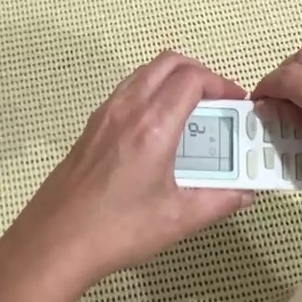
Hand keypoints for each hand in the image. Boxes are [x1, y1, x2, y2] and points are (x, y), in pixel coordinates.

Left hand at [0, 52, 253, 301]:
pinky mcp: (94, 123)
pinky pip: (129, 88)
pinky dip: (152, 90)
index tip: (235, 102)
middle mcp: (129, 107)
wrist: (57, 239)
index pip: (192, 78)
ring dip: (173, 78)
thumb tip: (244, 191)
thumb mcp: (178, 219)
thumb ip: (219, 201)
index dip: (220, 83)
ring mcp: (108, 111)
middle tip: (217, 100)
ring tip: (193, 110)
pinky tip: (160, 125)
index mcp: (153, 124)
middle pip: (169, 62)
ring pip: (146, 71)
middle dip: (199, 73)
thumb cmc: (115, 229)